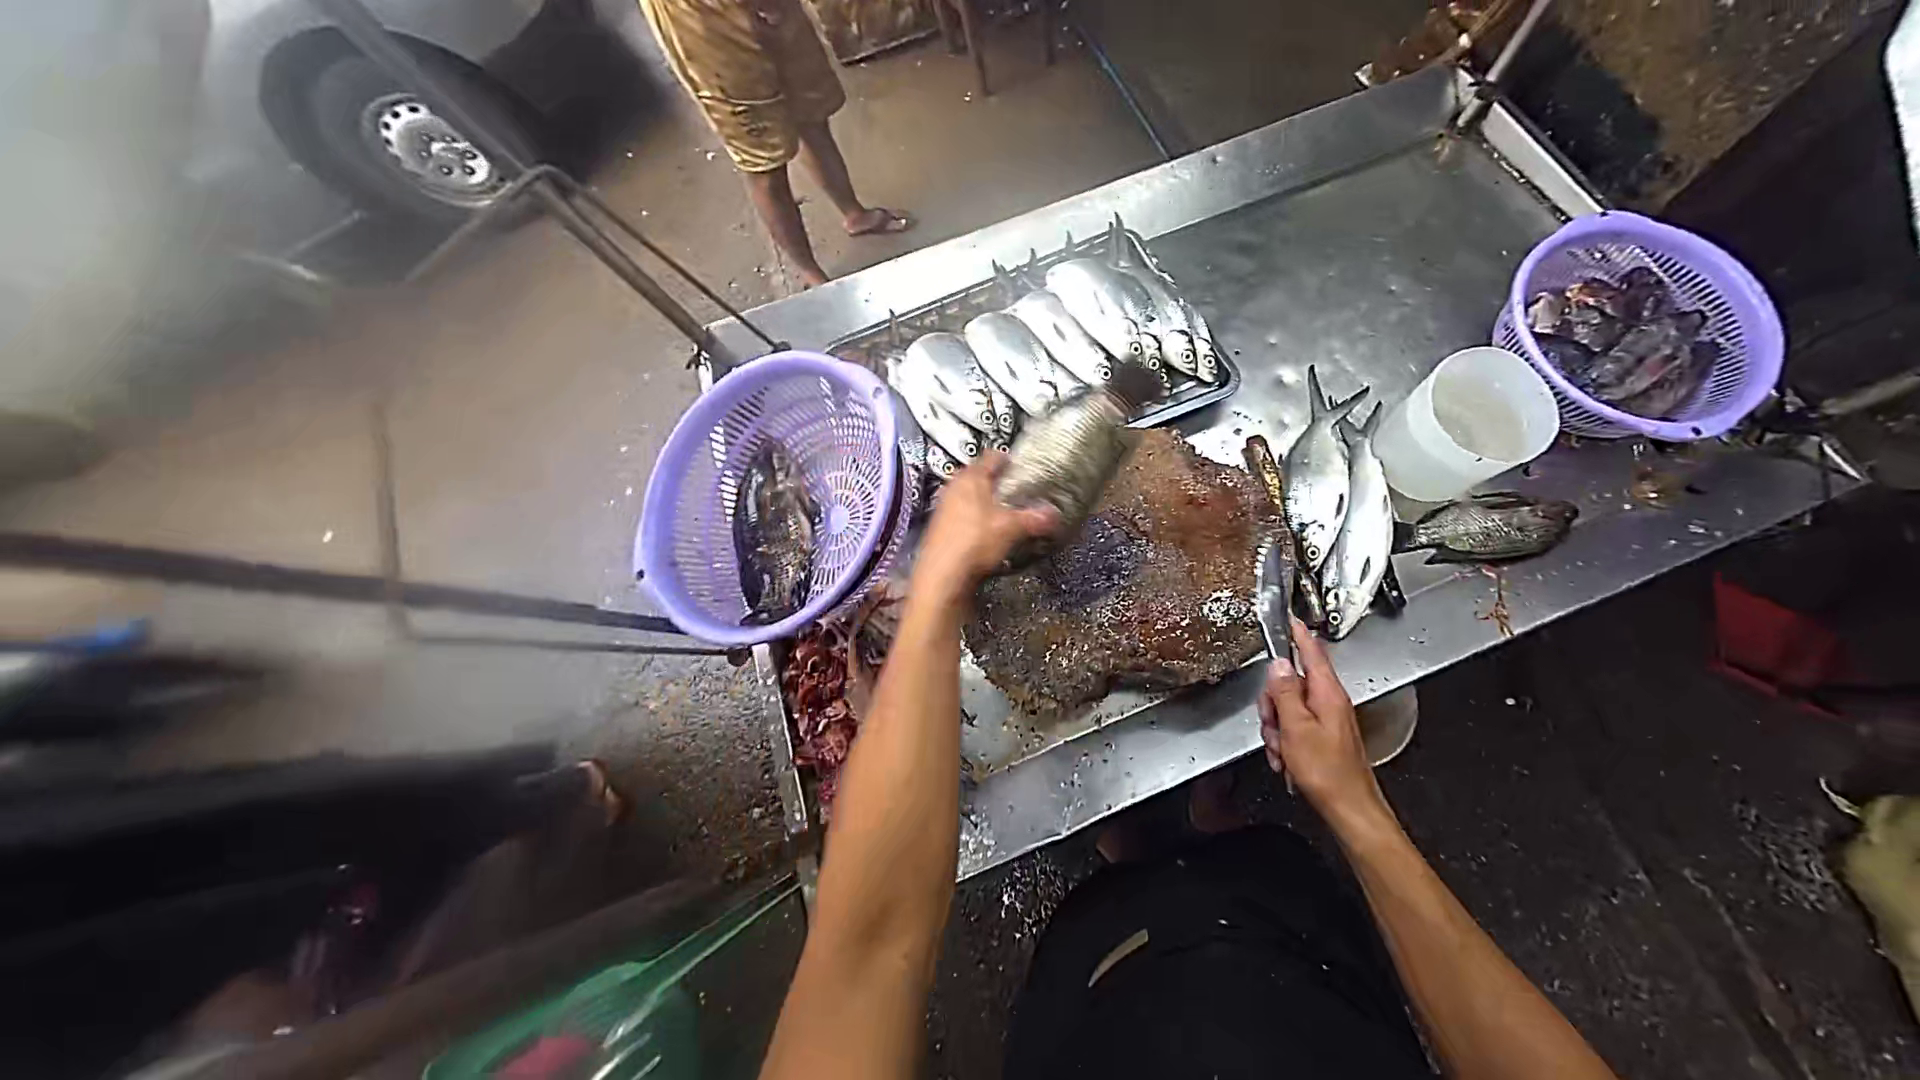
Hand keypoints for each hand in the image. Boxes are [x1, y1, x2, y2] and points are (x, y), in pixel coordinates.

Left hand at [912, 452, 1056, 600]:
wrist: (942, 576)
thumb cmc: (972, 543)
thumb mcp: (1012, 528)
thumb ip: (1035, 518)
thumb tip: (1053, 514)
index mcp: (971, 477)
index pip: (992, 456)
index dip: (1008, 459)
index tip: (1018, 465)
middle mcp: (953, 488)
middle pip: (979, 477)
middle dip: (997, 484)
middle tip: (1015, 491)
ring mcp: (943, 508)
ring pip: (969, 497)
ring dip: (984, 503)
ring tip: (1003, 514)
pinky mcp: (940, 528)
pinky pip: (961, 517)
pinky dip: (974, 521)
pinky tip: (985, 535)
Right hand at [1258, 616, 1394, 834]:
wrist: (1349, 808)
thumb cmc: (1328, 772)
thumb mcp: (1295, 727)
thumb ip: (1284, 692)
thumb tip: (1279, 664)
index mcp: (1327, 694)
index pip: (1312, 653)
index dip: (1298, 635)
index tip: (1290, 620)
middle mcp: (1330, 702)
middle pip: (1290, 683)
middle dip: (1272, 702)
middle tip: (1272, 723)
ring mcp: (1327, 719)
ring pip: (1287, 706)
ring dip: (1275, 726)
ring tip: (1281, 747)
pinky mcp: (1322, 735)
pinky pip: (1293, 725)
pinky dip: (1284, 740)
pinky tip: (1285, 757)